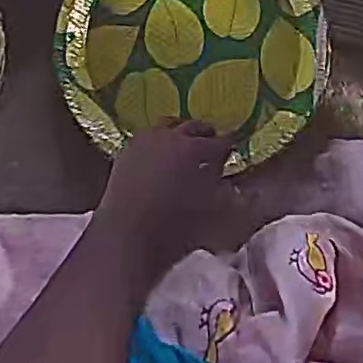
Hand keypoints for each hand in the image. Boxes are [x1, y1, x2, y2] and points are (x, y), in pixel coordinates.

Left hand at [92, 120, 234, 276]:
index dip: (228, 147)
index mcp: (193, 148)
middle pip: (193, 127)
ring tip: (187, 144)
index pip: (219, 143)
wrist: (125, 237)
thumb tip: (236, 185)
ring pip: (168, 125)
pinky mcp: (127, 150)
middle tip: (213, 144)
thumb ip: (226, 194)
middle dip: (206, 135)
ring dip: (181, 132)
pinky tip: (161, 155)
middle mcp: (169, 137)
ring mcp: (145, 140)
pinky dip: (160, 140)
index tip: (233, 152)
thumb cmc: (173, 229)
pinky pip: (148, 136)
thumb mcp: (210, 213)